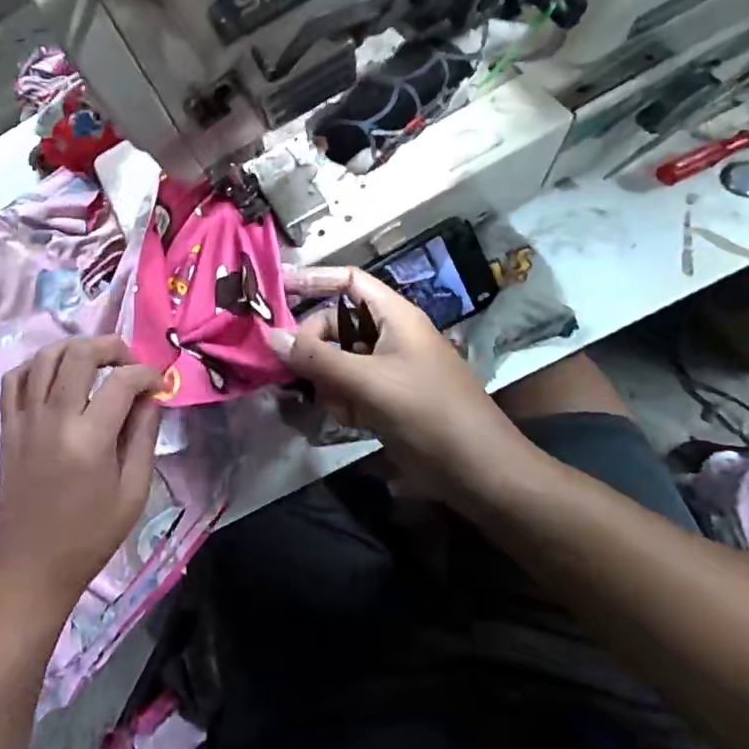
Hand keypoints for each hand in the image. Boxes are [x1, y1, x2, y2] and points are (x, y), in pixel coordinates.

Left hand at [0, 336, 164, 610]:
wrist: (32, 568)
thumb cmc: (91, 536)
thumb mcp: (134, 491)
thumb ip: (143, 436)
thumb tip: (150, 396)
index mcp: (89, 440)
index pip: (122, 381)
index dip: (147, 374)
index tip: (158, 385)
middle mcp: (53, 421)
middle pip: (79, 354)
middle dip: (111, 346)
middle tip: (129, 361)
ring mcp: (24, 421)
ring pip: (44, 357)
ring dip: (76, 348)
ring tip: (96, 362)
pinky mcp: (7, 428)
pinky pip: (14, 378)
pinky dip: (37, 365)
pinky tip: (57, 375)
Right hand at [269, 267, 520, 486]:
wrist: (478, 469)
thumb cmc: (428, 412)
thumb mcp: (369, 382)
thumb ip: (317, 358)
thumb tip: (270, 336)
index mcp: (395, 315)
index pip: (349, 281)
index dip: (314, 279)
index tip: (277, 287)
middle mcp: (391, 335)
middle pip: (336, 324)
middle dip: (314, 346)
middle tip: (294, 370)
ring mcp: (389, 367)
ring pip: (339, 359)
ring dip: (328, 380)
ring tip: (338, 406)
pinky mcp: (387, 398)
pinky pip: (350, 387)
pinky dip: (343, 400)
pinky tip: (350, 420)